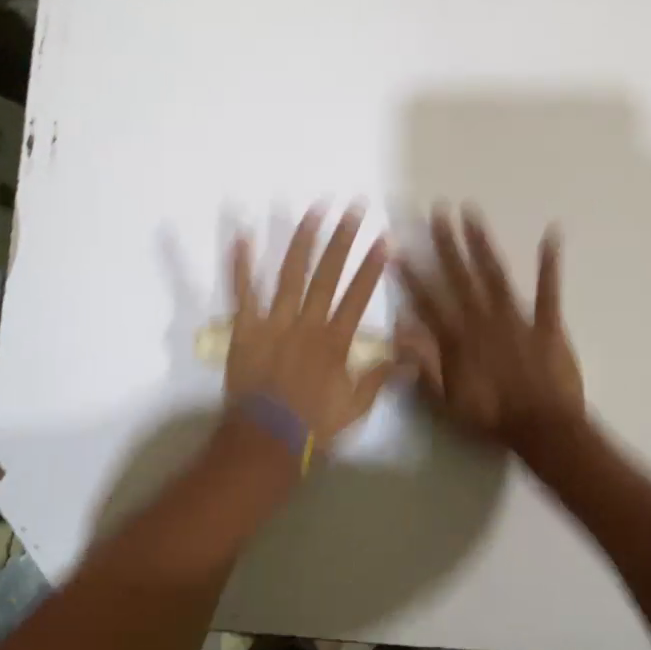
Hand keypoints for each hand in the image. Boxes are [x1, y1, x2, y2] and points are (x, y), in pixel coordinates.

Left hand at [226, 206, 396, 438]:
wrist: (265, 440)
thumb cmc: (312, 426)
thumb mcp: (356, 408)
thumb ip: (380, 378)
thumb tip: (410, 359)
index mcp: (335, 341)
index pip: (358, 296)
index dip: (372, 267)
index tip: (383, 240)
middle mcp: (307, 323)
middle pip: (327, 274)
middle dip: (342, 239)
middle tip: (353, 209)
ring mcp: (274, 322)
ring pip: (290, 273)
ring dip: (303, 240)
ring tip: (314, 212)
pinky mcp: (245, 327)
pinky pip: (242, 292)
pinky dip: (240, 264)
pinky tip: (243, 236)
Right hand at [396, 206, 586, 452]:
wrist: (545, 430)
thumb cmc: (492, 418)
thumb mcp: (446, 400)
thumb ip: (422, 364)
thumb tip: (399, 331)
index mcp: (457, 338)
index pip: (427, 300)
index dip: (410, 275)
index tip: (396, 249)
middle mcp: (483, 318)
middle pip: (459, 275)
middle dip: (445, 242)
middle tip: (437, 210)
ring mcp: (517, 317)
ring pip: (494, 273)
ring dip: (482, 241)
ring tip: (471, 212)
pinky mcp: (547, 323)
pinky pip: (549, 289)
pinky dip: (549, 263)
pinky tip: (551, 234)